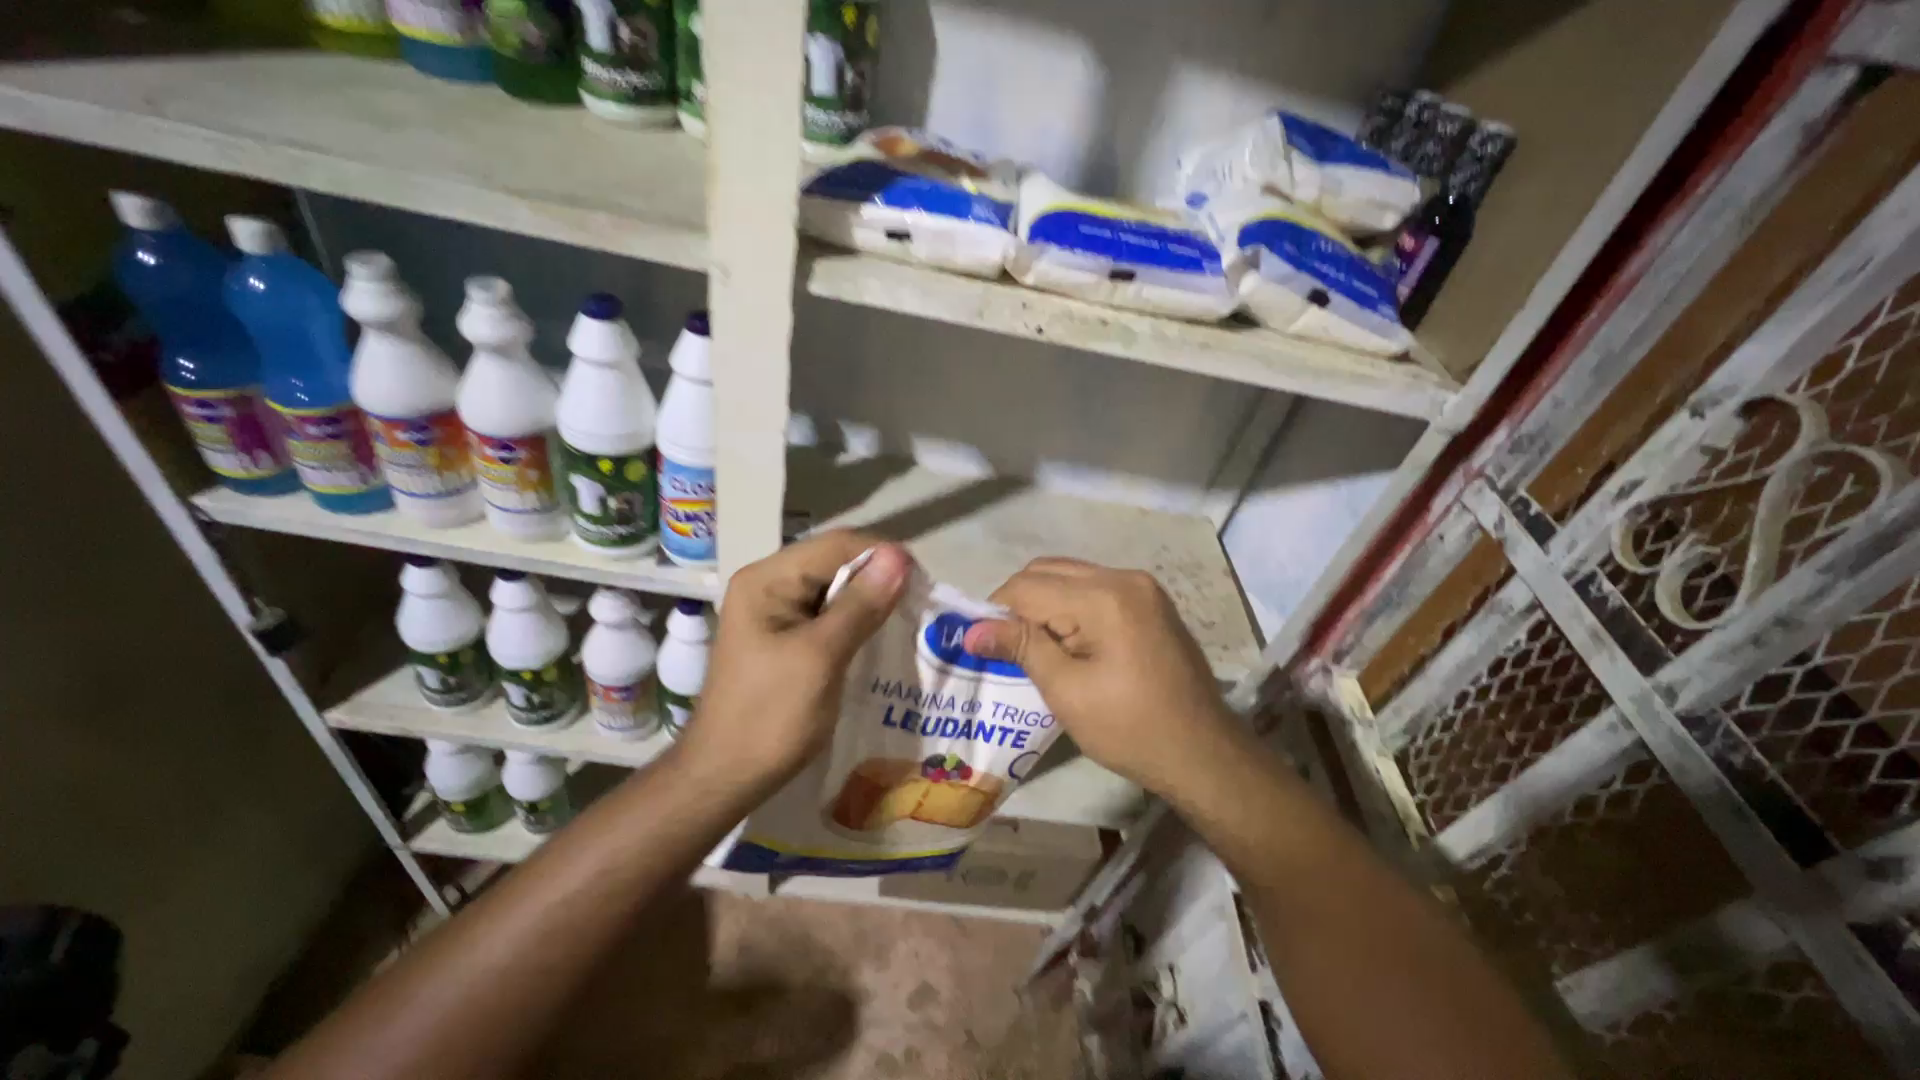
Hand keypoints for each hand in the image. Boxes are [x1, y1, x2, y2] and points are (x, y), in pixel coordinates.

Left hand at [678, 530, 910, 793]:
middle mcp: (767, 585)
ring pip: (834, 589)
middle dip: (878, 577)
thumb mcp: (821, 657)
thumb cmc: (770, 716)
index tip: (922, 583)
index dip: (882, 555)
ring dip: (869, 601)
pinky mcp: (782, 637)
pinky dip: (855, 621)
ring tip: (906, 621)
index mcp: (767, 580)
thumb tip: (900, 557)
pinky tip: (879, 639)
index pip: (835, 544)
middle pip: (834, 562)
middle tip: (918, 605)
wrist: (726, 775)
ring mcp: (773, 612)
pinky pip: (826, 615)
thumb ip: (860, 605)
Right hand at [962, 558, 1244, 797]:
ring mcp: (1143, 588)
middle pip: (1049, 571)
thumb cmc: (1130, 728)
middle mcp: (1125, 578)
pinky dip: (1071, 607)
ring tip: (1031, 648)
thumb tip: (970, 630)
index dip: (995, 612)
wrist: (1203, 752)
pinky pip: (1096, 590)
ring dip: (1044, 604)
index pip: (1028, 586)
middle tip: (1002, 647)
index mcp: (1104, 597)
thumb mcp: (1066, 691)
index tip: (980, 645)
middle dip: (1018, 604)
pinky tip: (1066, 643)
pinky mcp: (1152, 603)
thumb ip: (1021, 648)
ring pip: (1071, 577)